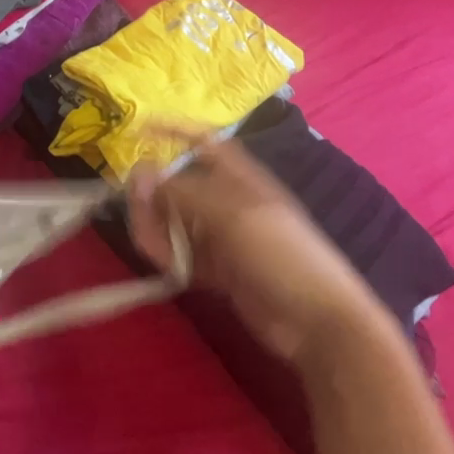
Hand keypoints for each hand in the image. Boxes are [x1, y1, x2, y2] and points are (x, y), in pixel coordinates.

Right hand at [127, 137, 381, 361]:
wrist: (319, 322)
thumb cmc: (282, 253)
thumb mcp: (232, 214)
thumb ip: (182, 192)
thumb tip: (140, 175)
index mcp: (239, 178)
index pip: (203, 142)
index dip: (173, 130)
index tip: (138, 130)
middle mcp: (228, 201)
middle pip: (178, 184)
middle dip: (153, 192)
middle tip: (134, 206)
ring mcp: (223, 237)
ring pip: (175, 220)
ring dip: (156, 227)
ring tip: (149, 243)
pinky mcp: (218, 269)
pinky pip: (182, 252)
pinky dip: (166, 254)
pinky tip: (159, 260)